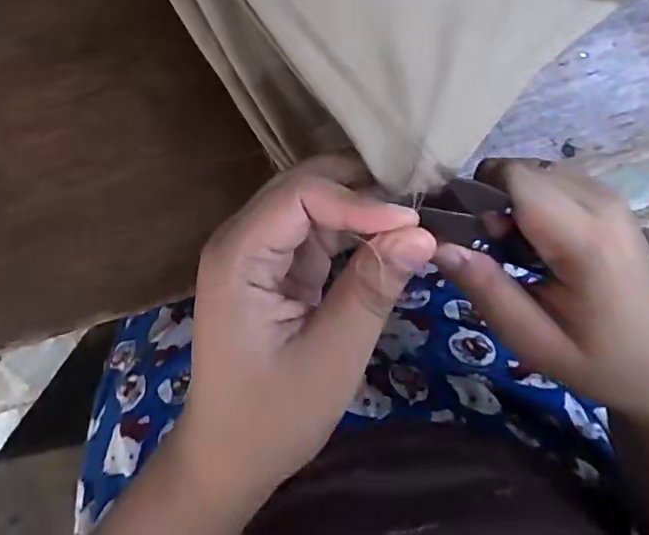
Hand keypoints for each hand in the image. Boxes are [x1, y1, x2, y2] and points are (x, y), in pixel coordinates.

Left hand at [175, 156, 435, 503]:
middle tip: (417, 203)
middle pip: (302, 186)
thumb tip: (422, 233)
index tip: (412, 221)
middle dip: (360, 189)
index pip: (300, 195)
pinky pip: (315, 229)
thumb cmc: (272, 418)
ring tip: (411, 218)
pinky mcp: (273, 264)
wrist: (227, 461)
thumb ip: (372, 288)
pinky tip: (387, 237)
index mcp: (238, 255)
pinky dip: (352, 230)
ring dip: (359, 205)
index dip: (358, 201)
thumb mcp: (331, 357)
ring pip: (311, 201)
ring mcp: (255, 249)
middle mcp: (241, 238)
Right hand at [430, 159, 648, 418]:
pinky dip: (533, 198)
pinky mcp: (609, 196)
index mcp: (585, 240)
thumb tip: (438, 245)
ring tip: (519, 247)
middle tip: (496, 248)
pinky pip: (552, 177)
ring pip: (534, 169)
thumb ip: (486, 289)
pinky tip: (541, 240)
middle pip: (521, 169)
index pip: (515, 178)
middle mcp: (600, 203)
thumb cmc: (597, 361)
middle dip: (495, 198)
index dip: (481, 195)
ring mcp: (609, 195)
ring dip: (514, 198)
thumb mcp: (534, 341)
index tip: (471, 235)